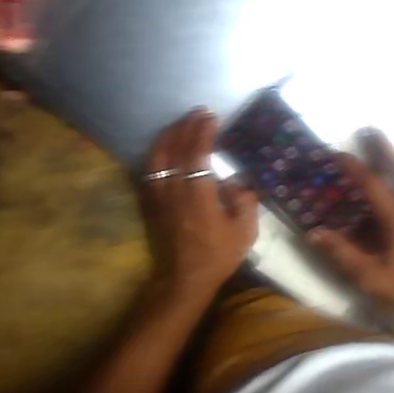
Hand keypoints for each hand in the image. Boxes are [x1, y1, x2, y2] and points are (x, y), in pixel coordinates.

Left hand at [141, 109, 257, 302]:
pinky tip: (163, 148)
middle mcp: (174, 188)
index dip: (203, 132)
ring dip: (168, 136)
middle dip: (187, 126)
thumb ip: (244, 200)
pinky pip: (149, 170)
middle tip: (198, 113)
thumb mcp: (243, 231)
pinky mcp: (151, 203)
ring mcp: (159, 195)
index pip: (197, 152)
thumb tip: (237, 180)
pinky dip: (156, 154)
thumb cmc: (217, 255)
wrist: (184, 279)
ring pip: (158, 156)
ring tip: (180, 124)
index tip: (210, 117)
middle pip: (176, 148)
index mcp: (198, 193)